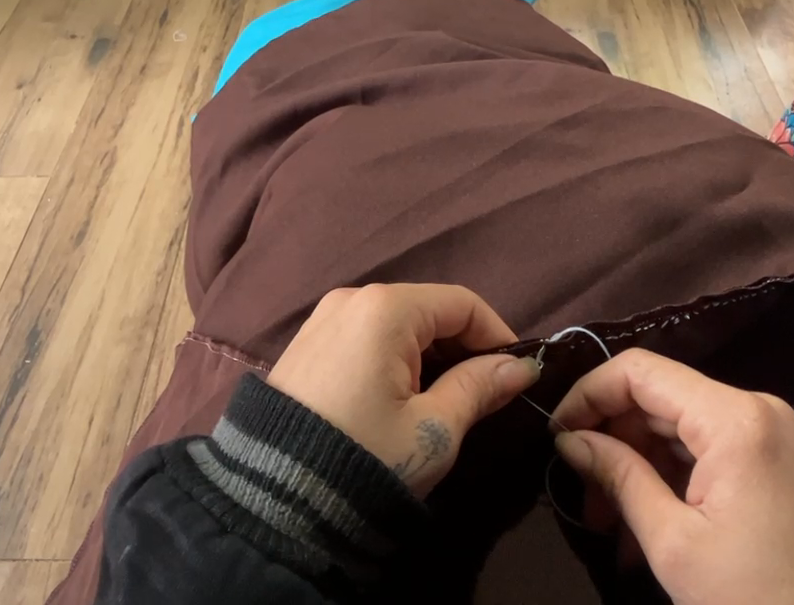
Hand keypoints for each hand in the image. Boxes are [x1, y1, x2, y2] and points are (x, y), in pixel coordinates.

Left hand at [267, 283, 540, 497]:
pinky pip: (367, 334)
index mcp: (386, 307)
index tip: (517, 373)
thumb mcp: (433, 429)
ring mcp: (326, 316)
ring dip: (430, 354)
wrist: (273, 496)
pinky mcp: (309, 340)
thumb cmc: (365, 455)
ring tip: (445, 400)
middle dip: (463, 346)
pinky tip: (402, 397)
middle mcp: (354, 297)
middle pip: (428, 309)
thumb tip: (520, 367)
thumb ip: (478, 388)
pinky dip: (396, 357)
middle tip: (485, 393)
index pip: (462, 303)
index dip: (496, 334)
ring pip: (398, 323)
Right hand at [550, 349, 793, 604]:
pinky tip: (648, 528)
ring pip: (679, 427)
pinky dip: (672, 480)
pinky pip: (708, 452)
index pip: (639, 370)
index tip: (556, 436)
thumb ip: (619, 477)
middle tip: (581, 496)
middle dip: (612, 440)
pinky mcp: (780, 464)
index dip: (589, 394)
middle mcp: (754, 408)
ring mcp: (772, 435)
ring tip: (610, 525)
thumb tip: (569, 438)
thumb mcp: (675, 545)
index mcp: (732, 416)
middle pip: (658, 398)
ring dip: (638, 465)